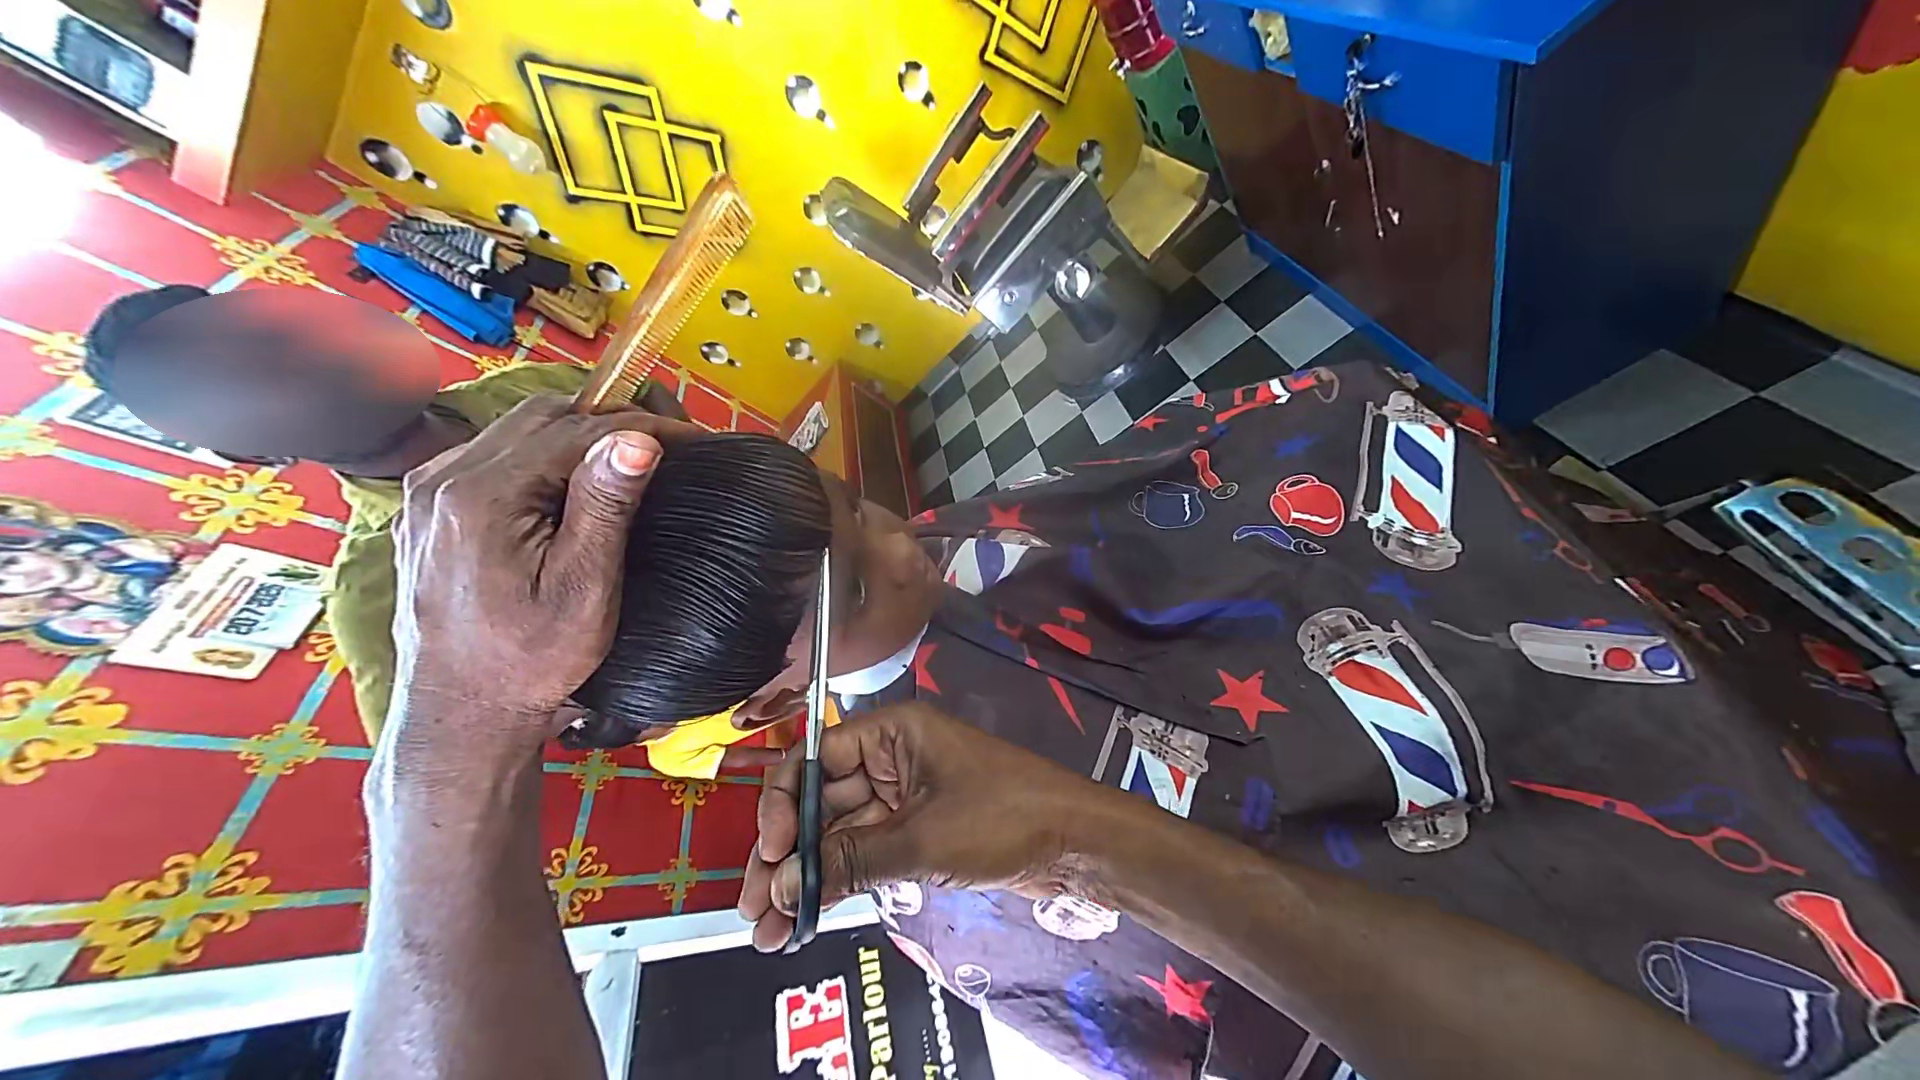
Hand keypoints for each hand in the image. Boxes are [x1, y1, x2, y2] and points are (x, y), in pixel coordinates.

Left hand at [384, 394, 695, 770]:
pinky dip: (539, 452)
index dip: (639, 426)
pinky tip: (567, 481)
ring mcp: (425, 491)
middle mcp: (443, 480)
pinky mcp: (425, 508)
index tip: (689, 436)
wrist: (462, 712)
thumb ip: (605, 507)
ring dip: (573, 433)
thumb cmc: (533, 660)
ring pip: (513, 429)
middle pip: (540, 415)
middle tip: (661, 444)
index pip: (576, 432)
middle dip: (607, 420)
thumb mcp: (585, 588)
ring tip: (622, 461)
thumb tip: (637, 440)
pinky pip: (490, 453)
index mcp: (483, 497)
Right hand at [738, 703, 1114, 950]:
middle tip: (753, 906)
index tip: (770, 851)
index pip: (816, 759)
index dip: (785, 803)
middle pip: (822, 801)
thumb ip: (852, 859)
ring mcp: (902, 796)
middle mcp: (890, 758)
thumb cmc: (1002, 815)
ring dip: (808, 876)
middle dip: (787, 853)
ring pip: (840, 832)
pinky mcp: (915, 828)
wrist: (1074, 840)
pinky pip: (865, 849)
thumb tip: (784, 886)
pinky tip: (808, 915)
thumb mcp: (923, 837)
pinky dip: (840, 880)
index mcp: (891, 732)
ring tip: (770, 929)